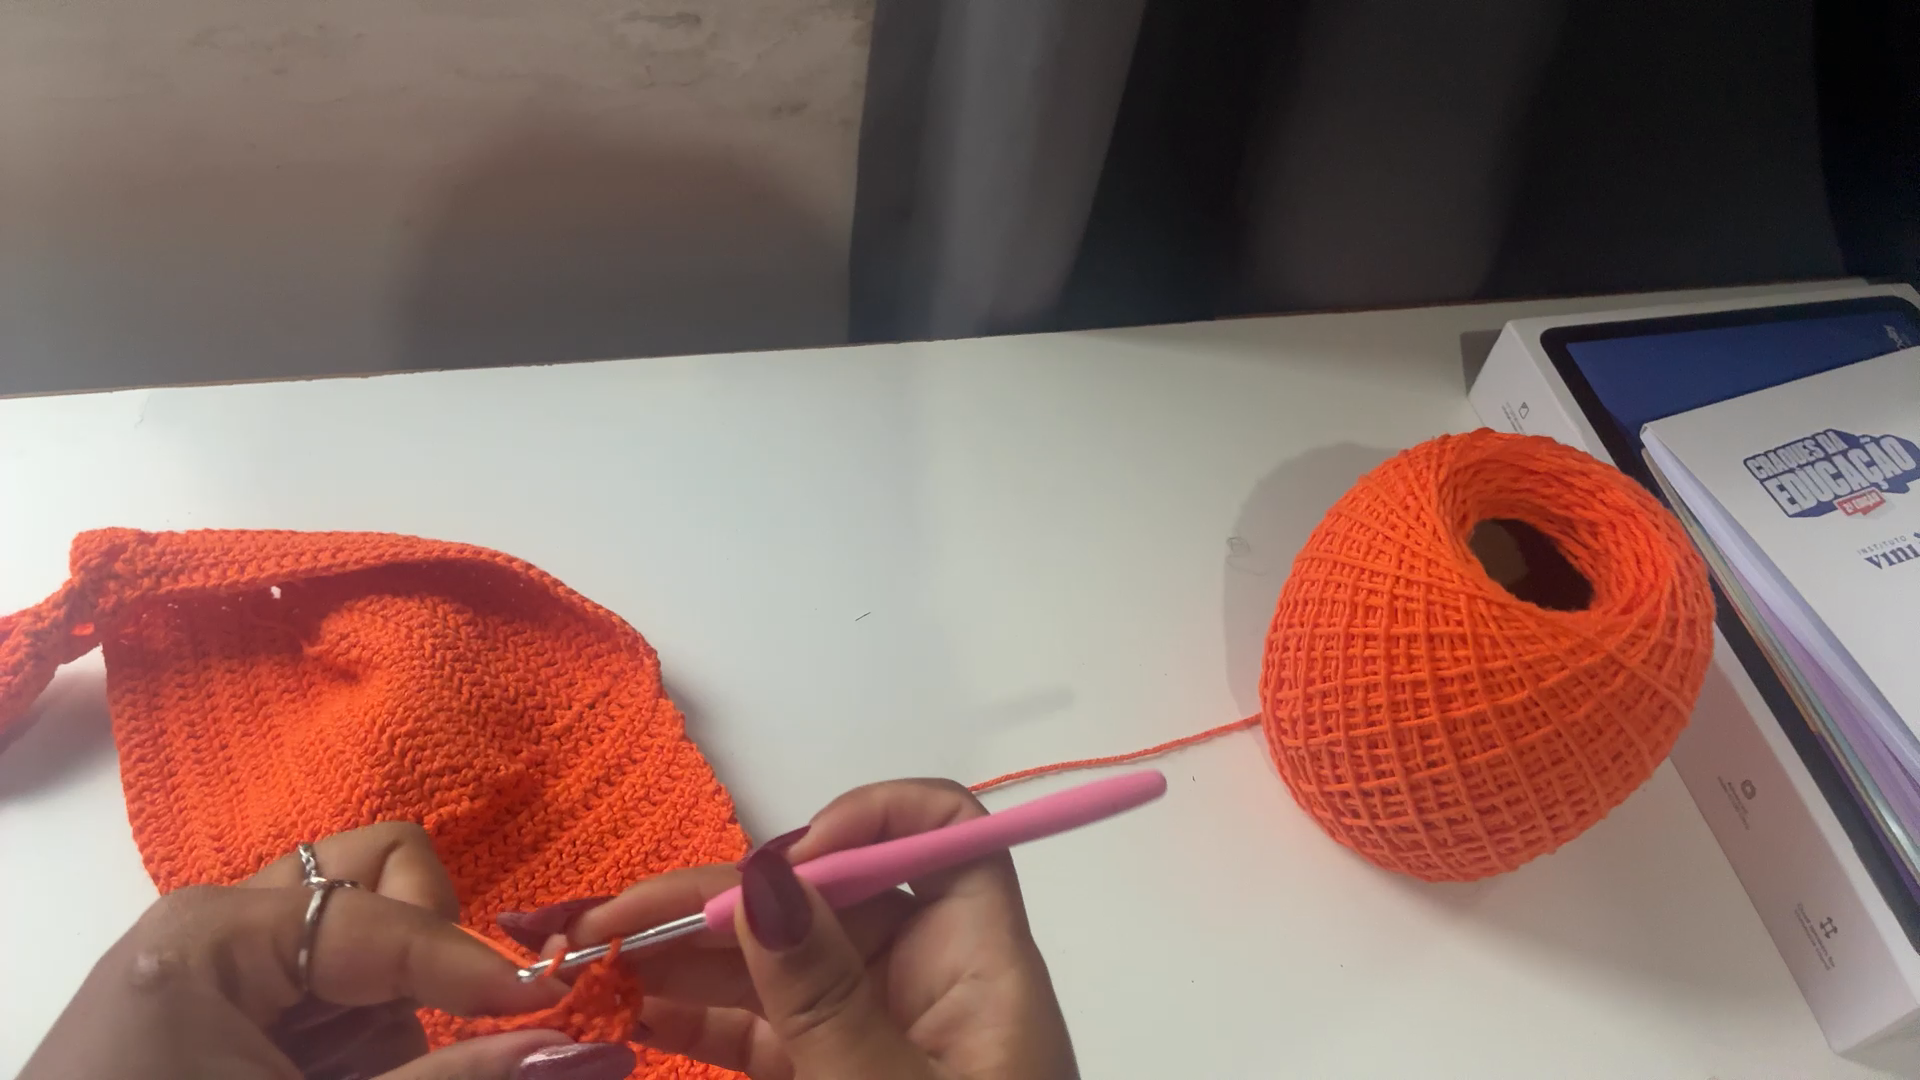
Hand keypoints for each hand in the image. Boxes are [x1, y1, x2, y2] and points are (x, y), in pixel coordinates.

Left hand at [21, 821, 637, 1079]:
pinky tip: (323, 1066)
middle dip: (423, 949)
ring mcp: (214, 943)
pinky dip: (358, 1007)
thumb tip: (596, 1057)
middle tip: (415, 1023)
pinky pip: (336, 957)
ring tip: (347, 1066)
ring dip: (391, 988)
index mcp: (215, 934)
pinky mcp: (218, 981)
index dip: (478, 968)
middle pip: (386, 872)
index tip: (549, 1005)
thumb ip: (460, 1077)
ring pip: (369, 911)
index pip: (398, 921)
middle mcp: (216, 913)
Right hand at [548, 778, 1078, 1079]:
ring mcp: (873, 1020)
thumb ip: (827, 1000)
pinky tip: (632, 1009)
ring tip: (595, 957)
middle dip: (730, 893)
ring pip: (785, 953)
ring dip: (693, 953)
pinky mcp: (832, 1069)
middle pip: (833, 889)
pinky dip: (701, 1016)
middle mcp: (925, 971)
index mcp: (976, 957)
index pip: (942, 831)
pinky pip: (765, 1023)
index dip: (873, 816)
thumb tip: (763, 880)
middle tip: (614, 916)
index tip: (789, 862)